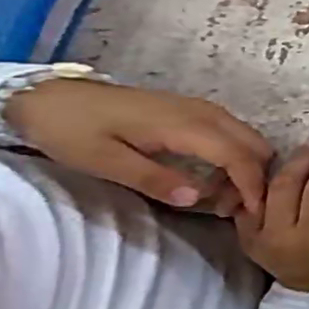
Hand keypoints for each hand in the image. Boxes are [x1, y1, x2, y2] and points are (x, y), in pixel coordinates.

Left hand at [5, 78, 272, 212]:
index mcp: (188, 126)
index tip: (255, 212)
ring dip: (249, 167)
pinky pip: (236, 134)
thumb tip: (198, 199)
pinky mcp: (198, 111)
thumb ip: (153, 179)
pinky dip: (239, 156)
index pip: (239, 156)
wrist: (51, 95)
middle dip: (257, 178)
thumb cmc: (73, 129)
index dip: (253, 185)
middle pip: (256, 145)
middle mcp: (207, 114)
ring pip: (250, 139)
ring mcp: (205, 109)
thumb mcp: (103, 161)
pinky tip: (217, 176)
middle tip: (236, 209)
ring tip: (225, 197)